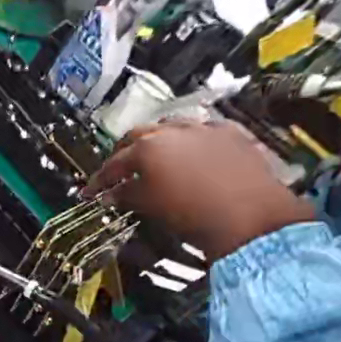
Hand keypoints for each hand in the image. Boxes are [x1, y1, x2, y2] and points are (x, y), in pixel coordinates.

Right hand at [82, 119, 313, 259]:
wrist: (249, 215)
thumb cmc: (190, 213)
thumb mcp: (149, 206)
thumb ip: (126, 195)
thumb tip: (111, 195)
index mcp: (146, 148)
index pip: (113, 163)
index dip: (99, 179)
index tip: (92, 191)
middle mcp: (172, 130)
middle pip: (139, 135)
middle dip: (124, 152)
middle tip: (118, 171)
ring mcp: (204, 128)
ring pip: (171, 126)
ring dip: (157, 140)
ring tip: (154, 158)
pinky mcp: (231, 133)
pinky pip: (202, 131)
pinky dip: (190, 142)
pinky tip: (191, 154)